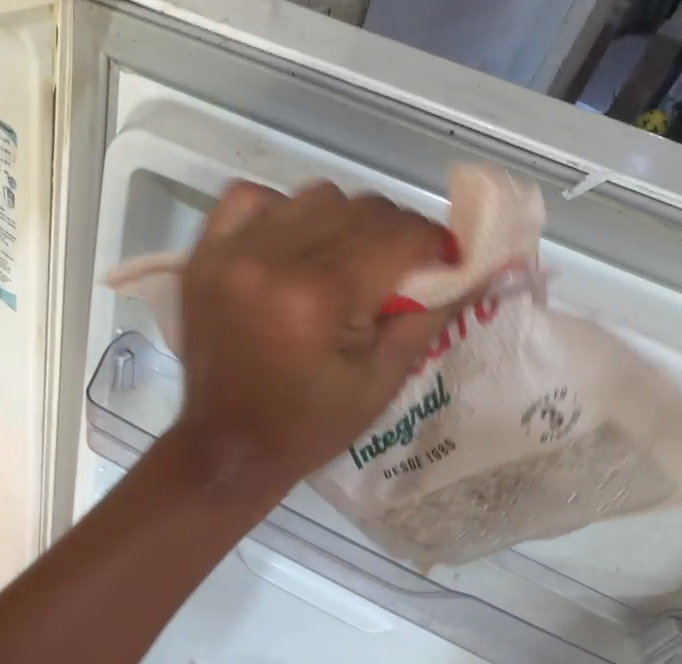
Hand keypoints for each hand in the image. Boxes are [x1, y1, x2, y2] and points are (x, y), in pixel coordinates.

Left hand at [166, 180, 461, 500]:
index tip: (444, 266)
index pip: (399, 236)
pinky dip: (280, 214)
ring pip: (313, 197)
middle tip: (394, 276)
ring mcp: (230, 254)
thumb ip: (430, 314)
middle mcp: (270, 261)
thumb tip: (478, 263)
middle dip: (392, 237)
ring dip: (340, 224)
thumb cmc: (307, 427)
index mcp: (316, 298)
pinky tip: (290, 249)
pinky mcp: (203, 256)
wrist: (226, 449)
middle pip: (359, 209)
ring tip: (340, 267)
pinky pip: (251, 198)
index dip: (434, 247)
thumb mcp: (381, 382)